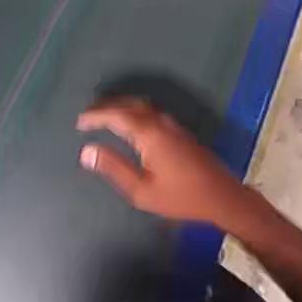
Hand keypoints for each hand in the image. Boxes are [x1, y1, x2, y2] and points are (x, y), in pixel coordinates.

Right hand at [77, 99, 262, 230]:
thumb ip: (113, 168)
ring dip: (121, 107)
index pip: (116, 116)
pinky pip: (151, 111)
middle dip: (107, 107)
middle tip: (88, 115)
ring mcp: (173, 124)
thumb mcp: (141, 190)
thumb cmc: (180, 197)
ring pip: (142, 106)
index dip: (96, 116)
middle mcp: (161, 122)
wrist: (221, 196)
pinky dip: (134, 111)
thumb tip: (87, 151)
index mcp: (149, 134)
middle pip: (129, 105)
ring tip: (104, 116)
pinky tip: (130, 122)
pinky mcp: (180, 130)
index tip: (80, 121)